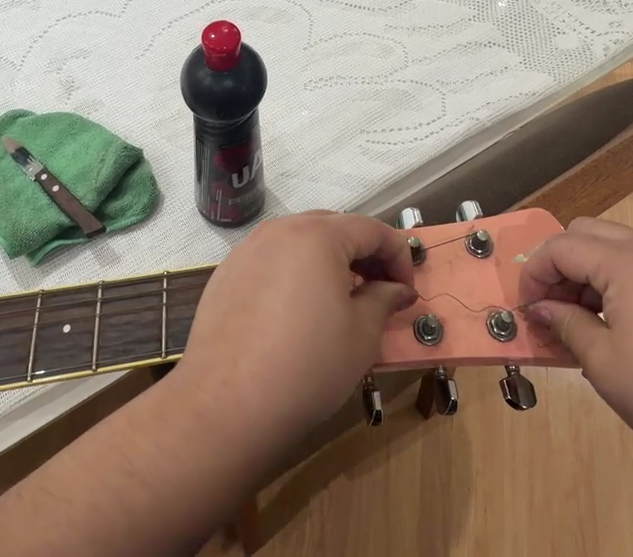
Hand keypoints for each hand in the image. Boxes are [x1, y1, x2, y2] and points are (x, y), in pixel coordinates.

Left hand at [173, 211, 416, 448]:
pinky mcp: (225, 275)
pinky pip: (271, 262)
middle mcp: (279, 231)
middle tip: (378, 292)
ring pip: (298, 243)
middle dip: (362, 254)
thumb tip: (396, 289)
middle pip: (333, 228)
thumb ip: (383, 300)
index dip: (398, 256)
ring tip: (340, 302)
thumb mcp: (361, 335)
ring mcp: (247, 251)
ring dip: (327, 262)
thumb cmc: (307, 365)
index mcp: (318, 236)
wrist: (227, 404)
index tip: (406, 290)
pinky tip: (297, 314)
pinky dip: (293, 275)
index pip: (371, 229)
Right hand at [520, 217, 632, 472]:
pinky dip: (621, 281)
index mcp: (629, 263)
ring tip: (583, 321)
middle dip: (560, 264)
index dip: (534, 273)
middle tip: (551, 309)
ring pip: (620, 246)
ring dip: (590, 271)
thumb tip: (540, 308)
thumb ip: (565, 324)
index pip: (562, 246)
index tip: (525, 309)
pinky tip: (621, 325)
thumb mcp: (604, 363)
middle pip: (589, 233)